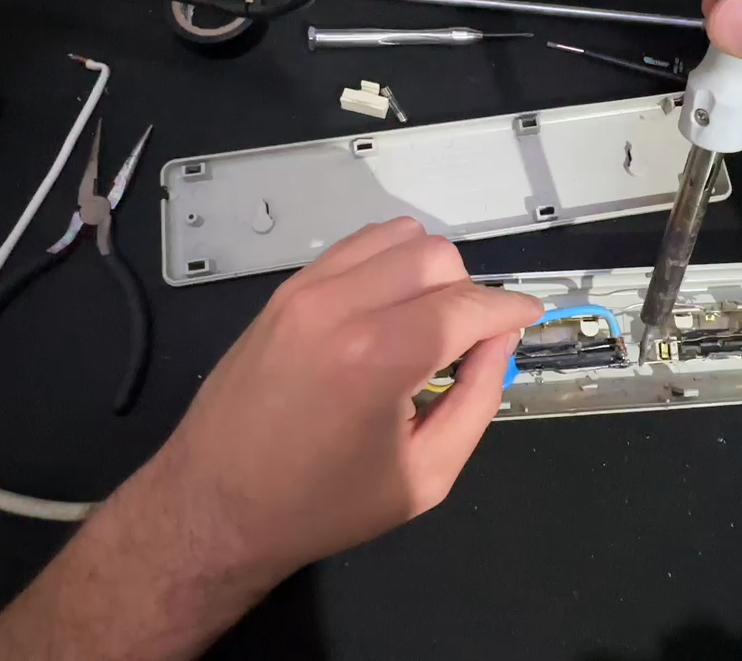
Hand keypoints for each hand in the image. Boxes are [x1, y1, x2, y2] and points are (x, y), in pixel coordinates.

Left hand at [138, 217, 539, 587]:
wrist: (214, 504)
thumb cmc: (324, 504)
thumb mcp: (426, 474)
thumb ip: (479, 398)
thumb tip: (499, 339)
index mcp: (378, 359)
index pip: (468, 305)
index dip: (510, 309)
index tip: (527, 316)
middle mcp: (342, 306)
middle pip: (439, 257)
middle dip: (468, 293)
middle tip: (465, 340)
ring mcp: (308, 288)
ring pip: (402, 237)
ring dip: (430, 271)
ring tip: (424, 319)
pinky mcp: (288, 286)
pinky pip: (360, 242)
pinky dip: (391, 260)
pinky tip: (388, 303)